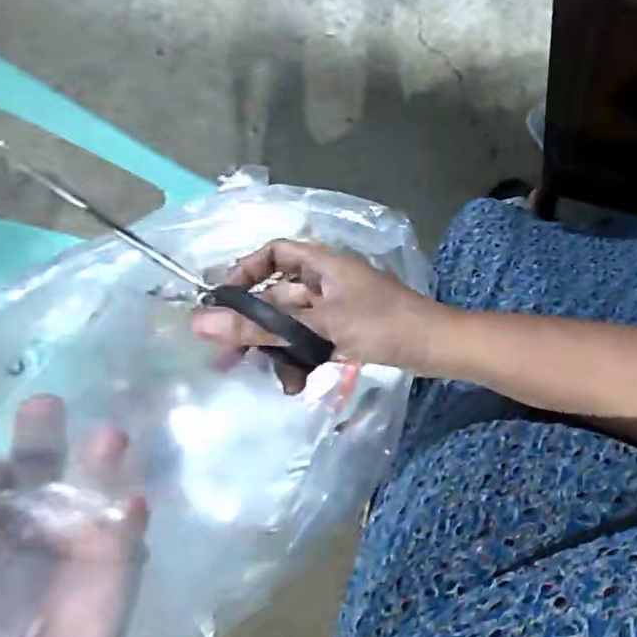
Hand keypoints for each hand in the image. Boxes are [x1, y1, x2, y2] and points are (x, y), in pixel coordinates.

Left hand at [0, 395, 147, 636]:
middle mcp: (27, 524)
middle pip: (34, 469)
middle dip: (37, 436)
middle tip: (41, 404)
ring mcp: (78, 537)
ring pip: (90, 485)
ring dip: (101, 458)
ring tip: (109, 435)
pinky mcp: (117, 560)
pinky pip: (125, 532)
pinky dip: (128, 516)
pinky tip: (130, 504)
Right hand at [190, 238, 446, 391]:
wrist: (436, 346)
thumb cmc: (382, 325)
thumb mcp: (319, 325)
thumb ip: (263, 325)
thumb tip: (200, 322)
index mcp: (326, 264)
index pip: (276, 252)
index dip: (247, 270)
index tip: (223, 301)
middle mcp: (330, 280)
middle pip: (280, 293)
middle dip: (257, 326)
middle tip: (229, 357)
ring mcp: (340, 307)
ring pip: (295, 323)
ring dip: (281, 350)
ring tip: (280, 380)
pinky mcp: (350, 331)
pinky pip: (314, 340)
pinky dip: (303, 358)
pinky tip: (299, 384)